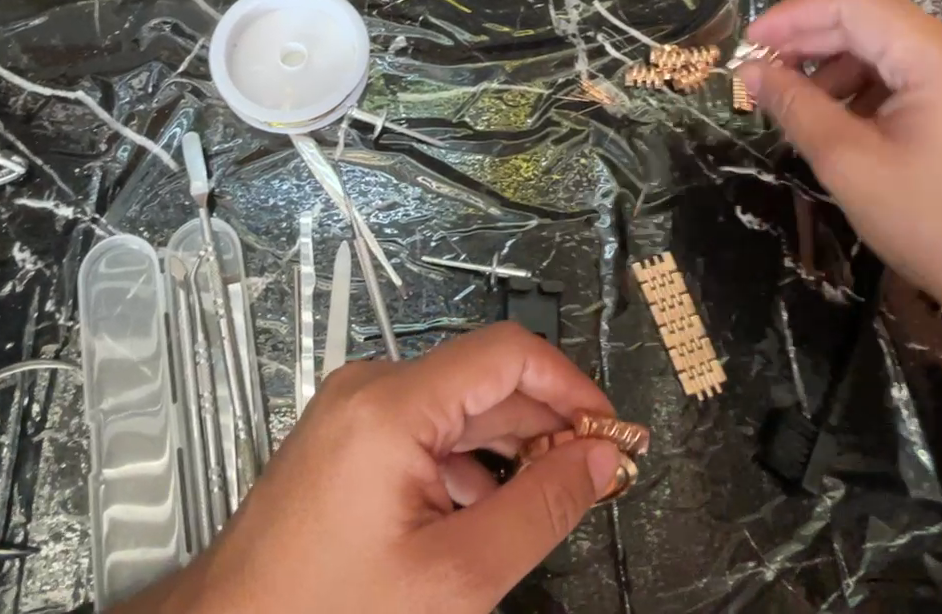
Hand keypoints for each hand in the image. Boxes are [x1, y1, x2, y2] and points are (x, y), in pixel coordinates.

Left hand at [123, 323, 626, 613]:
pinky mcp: (349, 431)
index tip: (608, 433)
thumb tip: (598, 460)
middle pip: (484, 380)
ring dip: (508, 446)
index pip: (507, 353)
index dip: (569, 385)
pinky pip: (426, 426)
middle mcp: (371, 386)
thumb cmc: (332, 611)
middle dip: (545, 425)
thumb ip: (541, 509)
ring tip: (543, 501)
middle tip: (591, 478)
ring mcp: (355, 407)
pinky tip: (485, 509)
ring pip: (457, 406)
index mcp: (393, 404)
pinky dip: (466, 459)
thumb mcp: (458, 577)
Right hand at [737, 0, 941, 337]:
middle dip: (812, 43)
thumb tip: (750, 73)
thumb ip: (795, 107)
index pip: (857, 5)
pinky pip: (917, 78)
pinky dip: (872, 90)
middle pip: (877, 23)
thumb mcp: (849, 165)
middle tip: (761, 74)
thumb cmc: (934, 228)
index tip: (748, 45)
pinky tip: (846, 124)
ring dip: (839, 70)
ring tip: (801, 108)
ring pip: (894, 51)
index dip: (794, 16)